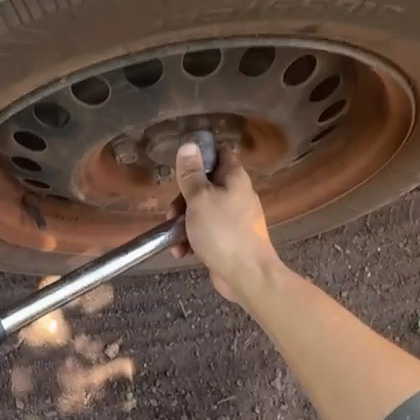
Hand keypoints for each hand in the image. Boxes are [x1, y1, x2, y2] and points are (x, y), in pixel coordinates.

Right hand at [174, 142, 284, 303]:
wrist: (247, 274)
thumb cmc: (222, 232)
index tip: (181, 170)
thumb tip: (188, 145)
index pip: (219, 155)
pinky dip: (193, 241)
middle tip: (172, 214)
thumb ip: (191, 174)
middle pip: (205, 187)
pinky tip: (183, 252)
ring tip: (175, 241)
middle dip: (183, 201)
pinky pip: (207, 234)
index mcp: (234, 178)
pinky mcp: (230, 241)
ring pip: (203, 213)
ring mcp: (234, 220)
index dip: (200, 157)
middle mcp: (237, 196)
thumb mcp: (200, 199)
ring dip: (184, 225)